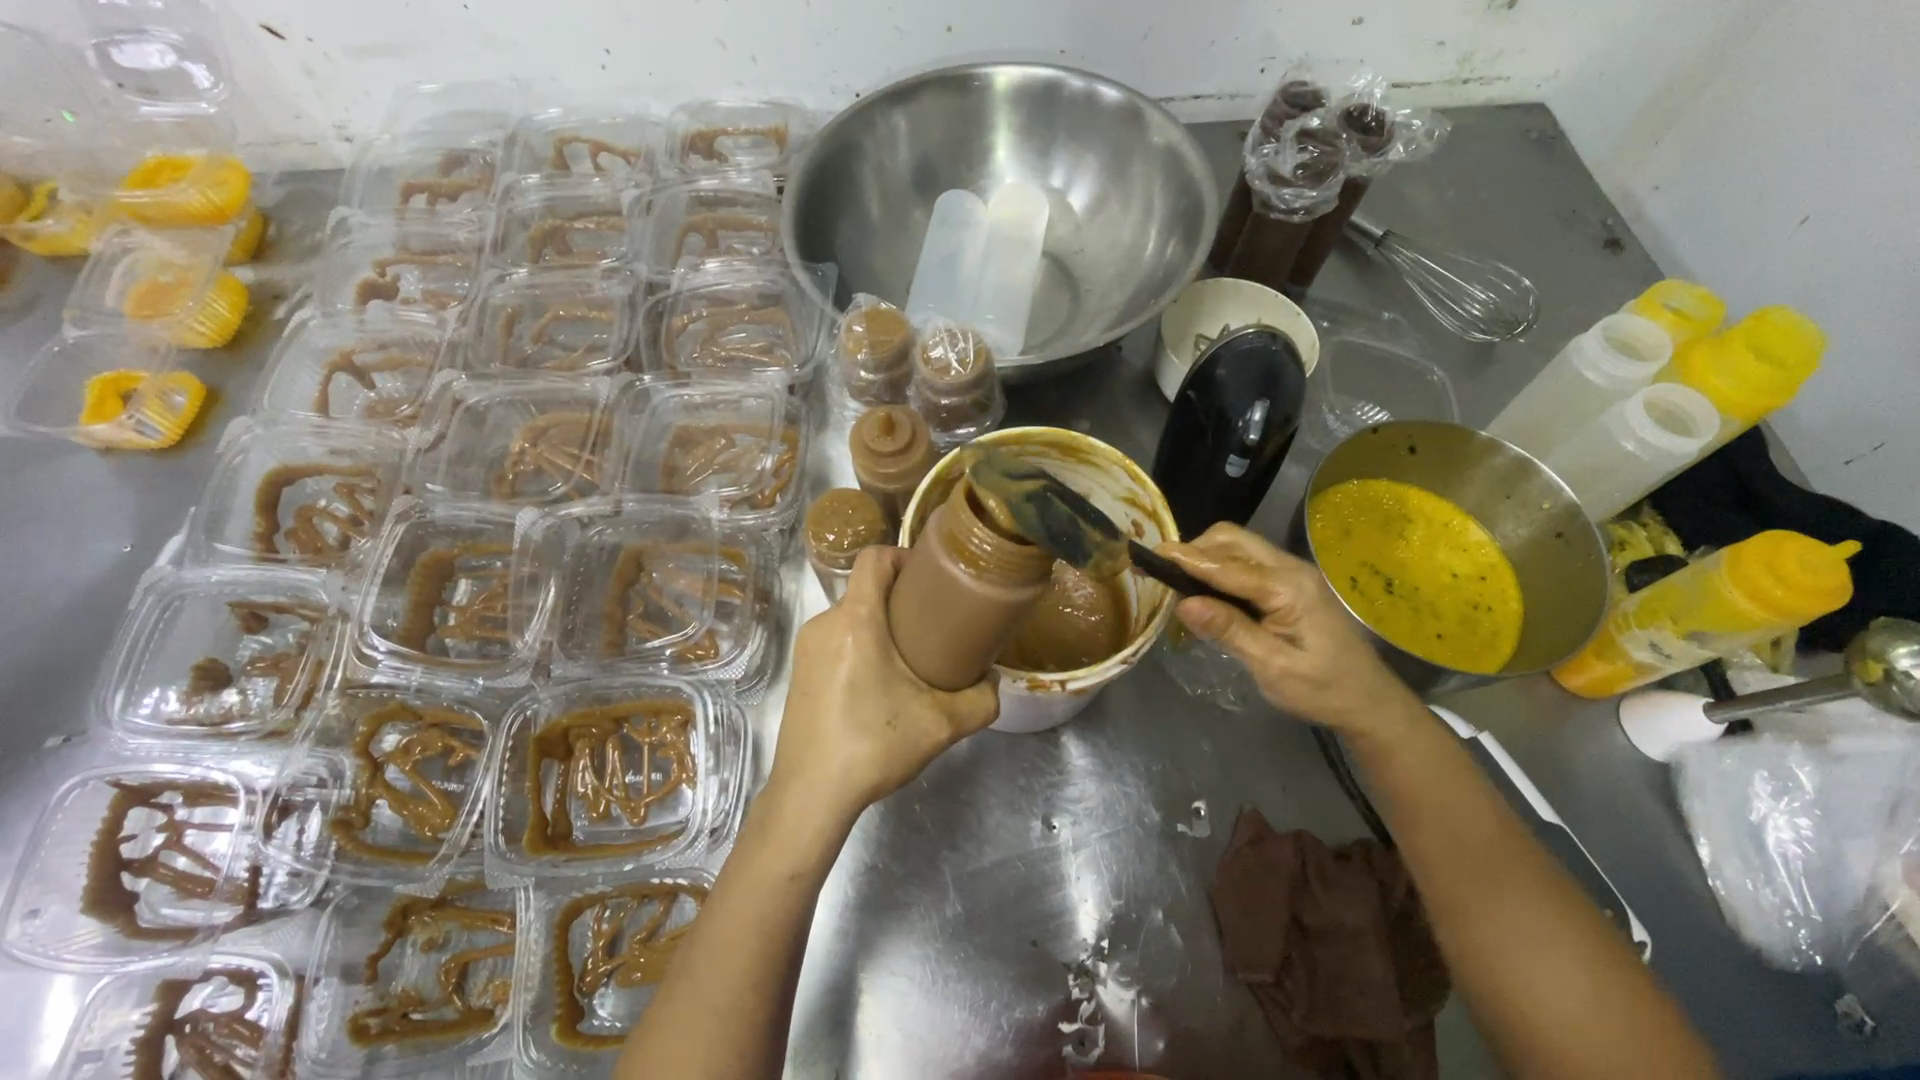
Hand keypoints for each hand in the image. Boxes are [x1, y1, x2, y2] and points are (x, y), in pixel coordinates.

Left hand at [771, 546, 1000, 824]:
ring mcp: (807, 648)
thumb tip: (994, 681)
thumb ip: (982, 700)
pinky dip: (861, 645)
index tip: (932, 579)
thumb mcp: (942, 725)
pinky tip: (881, 683)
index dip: (904, 555)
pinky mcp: (800, 671)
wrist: (811, 795)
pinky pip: (836, 639)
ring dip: (881, 625)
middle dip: (901, 598)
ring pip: (851, 616)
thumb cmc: (873, 747)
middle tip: (935, 624)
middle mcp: (825, 624)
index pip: (875, 557)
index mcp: (856, 622)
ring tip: (913, 655)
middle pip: (866, 588)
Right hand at [1158, 522, 1421, 733]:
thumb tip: (1185, 603)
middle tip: (1161, 572)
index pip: (1226, 566)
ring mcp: (1293, 574)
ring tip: (1177, 581)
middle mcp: (1291, 570)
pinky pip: (1248, 564)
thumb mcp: (1272, 666)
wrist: (1367, 700)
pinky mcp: (1291, 585)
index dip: (1186, 559)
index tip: (1150, 555)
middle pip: (1233, 540)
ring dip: (1207, 557)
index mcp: (1288, 588)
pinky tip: (1206, 591)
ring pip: (1240, 547)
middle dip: (1195, 550)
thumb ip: (1229, 631)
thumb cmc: (1322, 689)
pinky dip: (1221, 568)